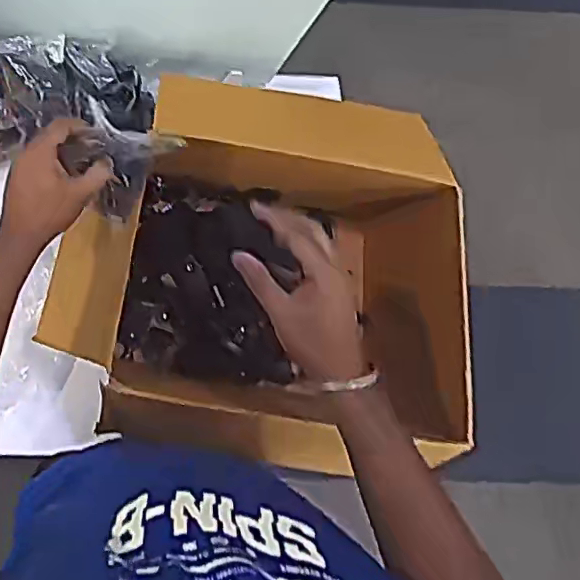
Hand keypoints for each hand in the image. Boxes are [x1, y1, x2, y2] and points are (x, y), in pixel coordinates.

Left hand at [0, 119, 112, 256]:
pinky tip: (63, 176)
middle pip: (50, 135)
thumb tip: (106, 163)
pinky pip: (35, 160)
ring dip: (62, 151)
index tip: (94, 133)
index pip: (60, 126)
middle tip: (91, 147)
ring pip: (42, 148)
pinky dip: (51, 161)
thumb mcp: (81, 193)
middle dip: (72, 138)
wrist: (20, 237)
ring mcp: (18, 166)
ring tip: (80, 162)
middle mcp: (26, 153)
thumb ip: (98, 174)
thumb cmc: (50, 212)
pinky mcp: (16, 178)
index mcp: (40, 151)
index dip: (79, 126)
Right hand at [232, 202, 366, 382]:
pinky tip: (289, 247)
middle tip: (263, 210)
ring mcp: (339, 275)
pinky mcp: (338, 284)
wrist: (340, 372)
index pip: (296, 234)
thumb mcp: (280, 313)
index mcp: (322, 270)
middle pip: (313, 229)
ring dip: (299, 226)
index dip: (274, 218)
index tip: (254, 207)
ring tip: (274, 222)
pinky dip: (305, 242)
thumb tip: (239, 254)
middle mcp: (334, 266)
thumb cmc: (310, 344)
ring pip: (320, 239)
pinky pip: (321, 251)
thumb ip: (260, 280)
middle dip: (288, 216)